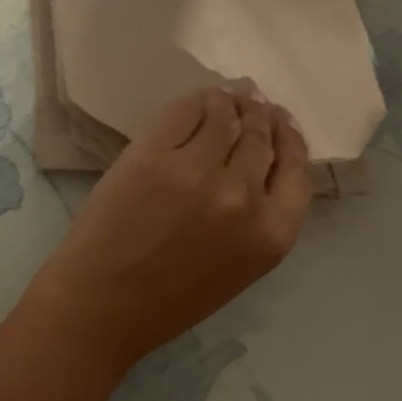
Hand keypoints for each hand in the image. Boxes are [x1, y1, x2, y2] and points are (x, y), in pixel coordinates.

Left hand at [20, 88, 314, 367]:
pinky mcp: (153, 154)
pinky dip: (195, 102)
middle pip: (260, 138)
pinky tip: (198, 101)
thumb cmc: (171, 298)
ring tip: (225, 97)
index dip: (290, 140)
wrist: (104, 303)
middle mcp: (243, 197)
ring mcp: (197, 171)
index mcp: (272, 234)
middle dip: (260, 116)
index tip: (282, 123)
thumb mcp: (239, 266)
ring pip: (224, 118)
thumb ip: (257, 218)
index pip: (296, 170)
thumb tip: (258, 164)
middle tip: (254, 101)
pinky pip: (183, 112)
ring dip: (228, 103)